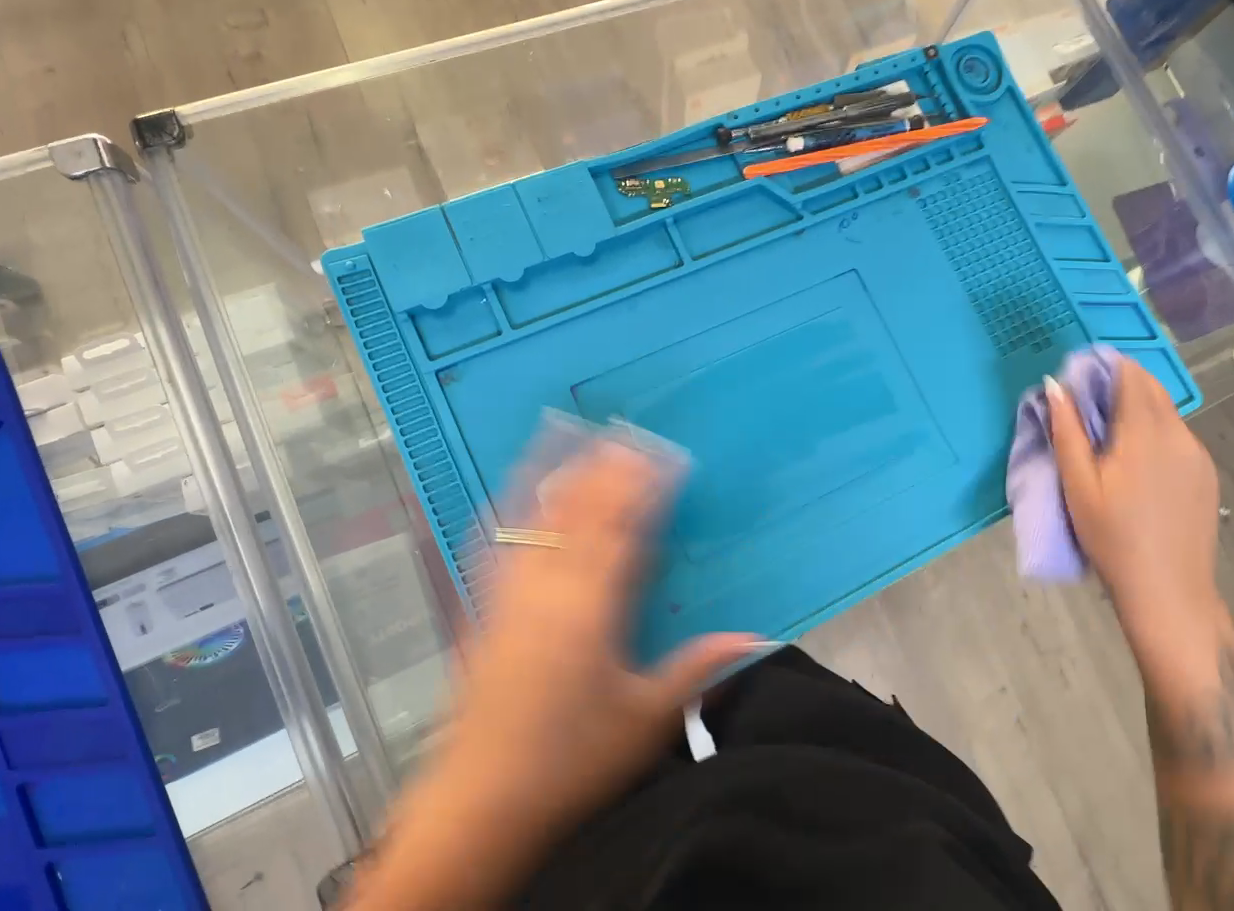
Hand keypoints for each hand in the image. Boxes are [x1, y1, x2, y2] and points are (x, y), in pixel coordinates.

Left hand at [446, 437, 759, 833]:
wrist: (479, 804)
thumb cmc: (571, 763)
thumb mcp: (646, 720)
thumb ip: (697, 671)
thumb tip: (754, 638)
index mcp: (593, 611)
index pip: (625, 533)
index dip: (646, 489)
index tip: (665, 456)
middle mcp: (548, 592)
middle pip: (580, 514)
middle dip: (605, 468)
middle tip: (626, 431)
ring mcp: (508, 597)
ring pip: (534, 518)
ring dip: (554, 472)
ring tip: (566, 430)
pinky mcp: (480, 612)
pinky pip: (492, 546)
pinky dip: (505, 510)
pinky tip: (507, 491)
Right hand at [1044, 361, 1222, 633]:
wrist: (1167, 590)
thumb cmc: (1112, 538)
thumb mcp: (1078, 485)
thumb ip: (1066, 430)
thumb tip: (1055, 385)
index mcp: (1145, 431)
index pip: (1131, 374)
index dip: (1105, 366)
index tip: (1079, 376)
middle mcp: (1179, 434)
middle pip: (1152, 389)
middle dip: (1120, 384)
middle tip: (1087, 404)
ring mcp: (1198, 454)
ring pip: (1166, 413)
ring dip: (1138, 410)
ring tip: (1108, 438)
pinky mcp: (1206, 474)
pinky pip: (1178, 438)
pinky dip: (1155, 434)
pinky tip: (1137, 465)